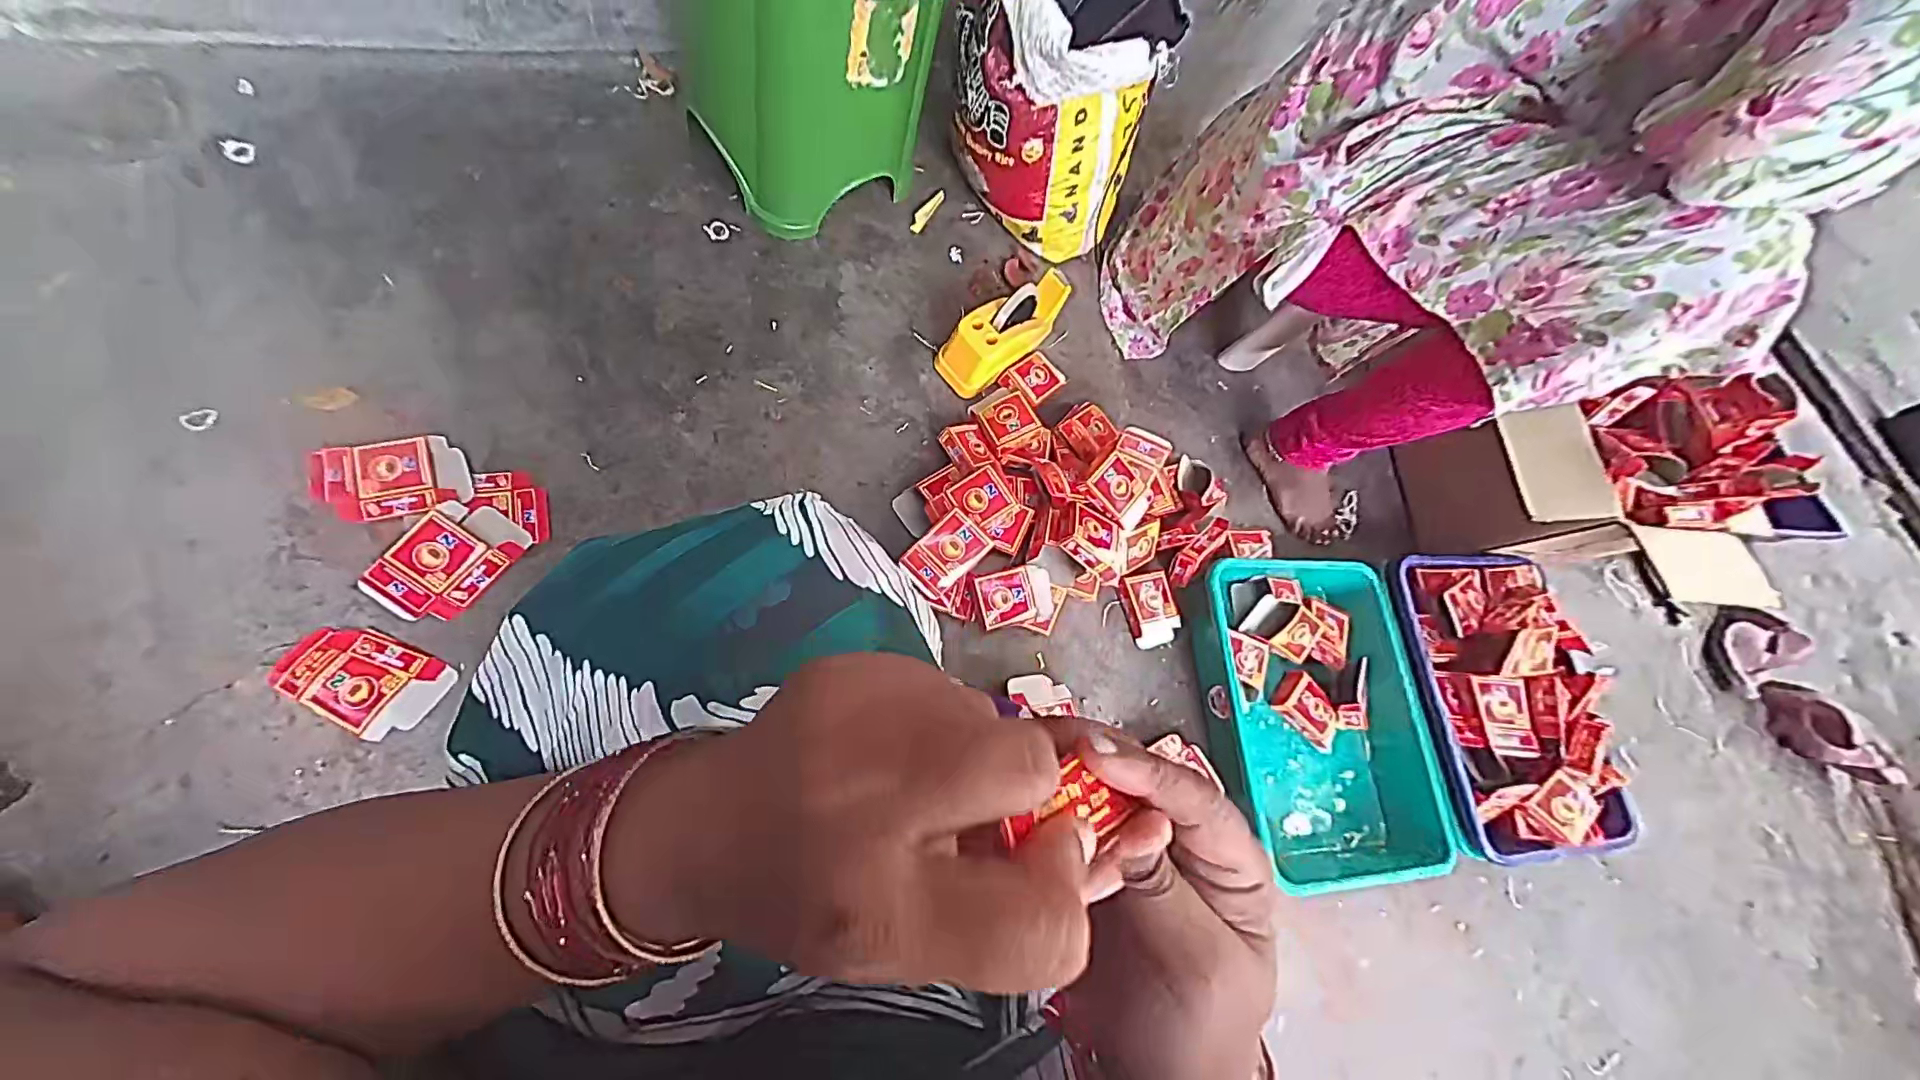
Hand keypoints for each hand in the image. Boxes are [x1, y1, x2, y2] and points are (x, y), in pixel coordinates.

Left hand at [602, 653, 1097, 992]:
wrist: (709, 823)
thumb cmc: (813, 895)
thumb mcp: (905, 940)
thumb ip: (1008, 914)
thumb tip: (1084, 836)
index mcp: (880, 908)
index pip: (1041, 922)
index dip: (1063, 890)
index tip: (1037, 860)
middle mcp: (868, 797)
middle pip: (1031, 764)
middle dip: (1029, 782)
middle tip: (975, 800)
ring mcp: (856, 708)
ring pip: (991, 714)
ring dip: (979, 748)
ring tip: (914, 774)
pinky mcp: (851, 664)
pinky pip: (947, 687)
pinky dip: (941, 719)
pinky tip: (887, 741)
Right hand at [1056, 725, 1277, 1079]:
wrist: (1152, 1072)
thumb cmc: (1201, 1030)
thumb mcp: (1202, 964)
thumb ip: (1168, 894)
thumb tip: (1131, 832)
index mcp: (1229, 856)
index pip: (1193, 796)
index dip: (1146, 770)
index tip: (1098, 753)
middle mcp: (1178, 841)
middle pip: (1141, 784)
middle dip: (1101, 766)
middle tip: (1058, 751)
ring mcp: (1130, 852)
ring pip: (1099, 800)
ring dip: (1068, 784)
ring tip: (1035, 772)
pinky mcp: (1090, 866)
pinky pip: (1068, 832)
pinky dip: (1045, 817)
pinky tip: (1021, 808)